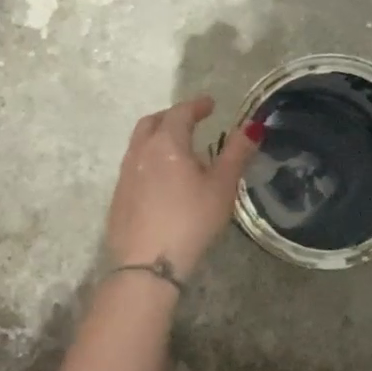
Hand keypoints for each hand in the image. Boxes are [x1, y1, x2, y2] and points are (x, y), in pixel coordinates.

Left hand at [103, 95, 259, 280]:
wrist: (148, 266)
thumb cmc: (191, 220)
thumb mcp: (222, 185)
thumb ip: (237, 152)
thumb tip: (253, 125)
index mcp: (167, 143)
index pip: (180, 112)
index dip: (196, 105)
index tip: (210, 104)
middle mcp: (140, 152)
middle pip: (152, 122)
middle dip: (171, 116)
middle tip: (191, 121)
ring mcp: (125, 176)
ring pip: (139, 144)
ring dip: (157, 137)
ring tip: (177, 148)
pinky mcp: (118, 198)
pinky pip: (133, 166)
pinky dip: (148, 159)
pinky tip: (161, 179)